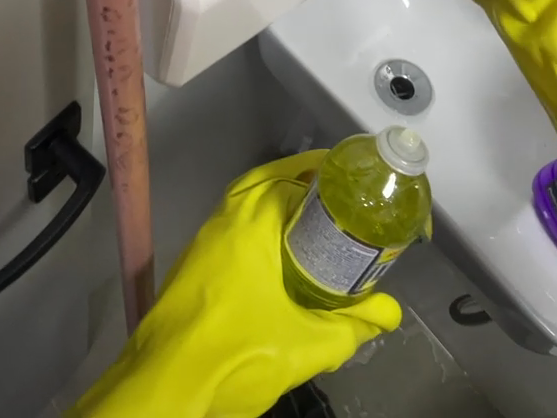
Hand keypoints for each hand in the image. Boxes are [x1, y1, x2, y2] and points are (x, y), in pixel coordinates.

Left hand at [66, 151, 400, 417]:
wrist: (167, 383)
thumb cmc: (237, 354)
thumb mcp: (305, 345)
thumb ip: (351, 327)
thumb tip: (388, 313)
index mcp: (249, 224)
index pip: (288, 178)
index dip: (319, 173)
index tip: (347, 178)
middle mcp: (223, 220)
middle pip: (263, 180)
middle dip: (297, 178)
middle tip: (333, 189)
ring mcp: (204, 239)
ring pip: (243, 200)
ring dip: (275, 198)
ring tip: (312, 214)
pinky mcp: (194, 261)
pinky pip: (231, 223)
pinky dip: (257, 220)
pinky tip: (278, 247)